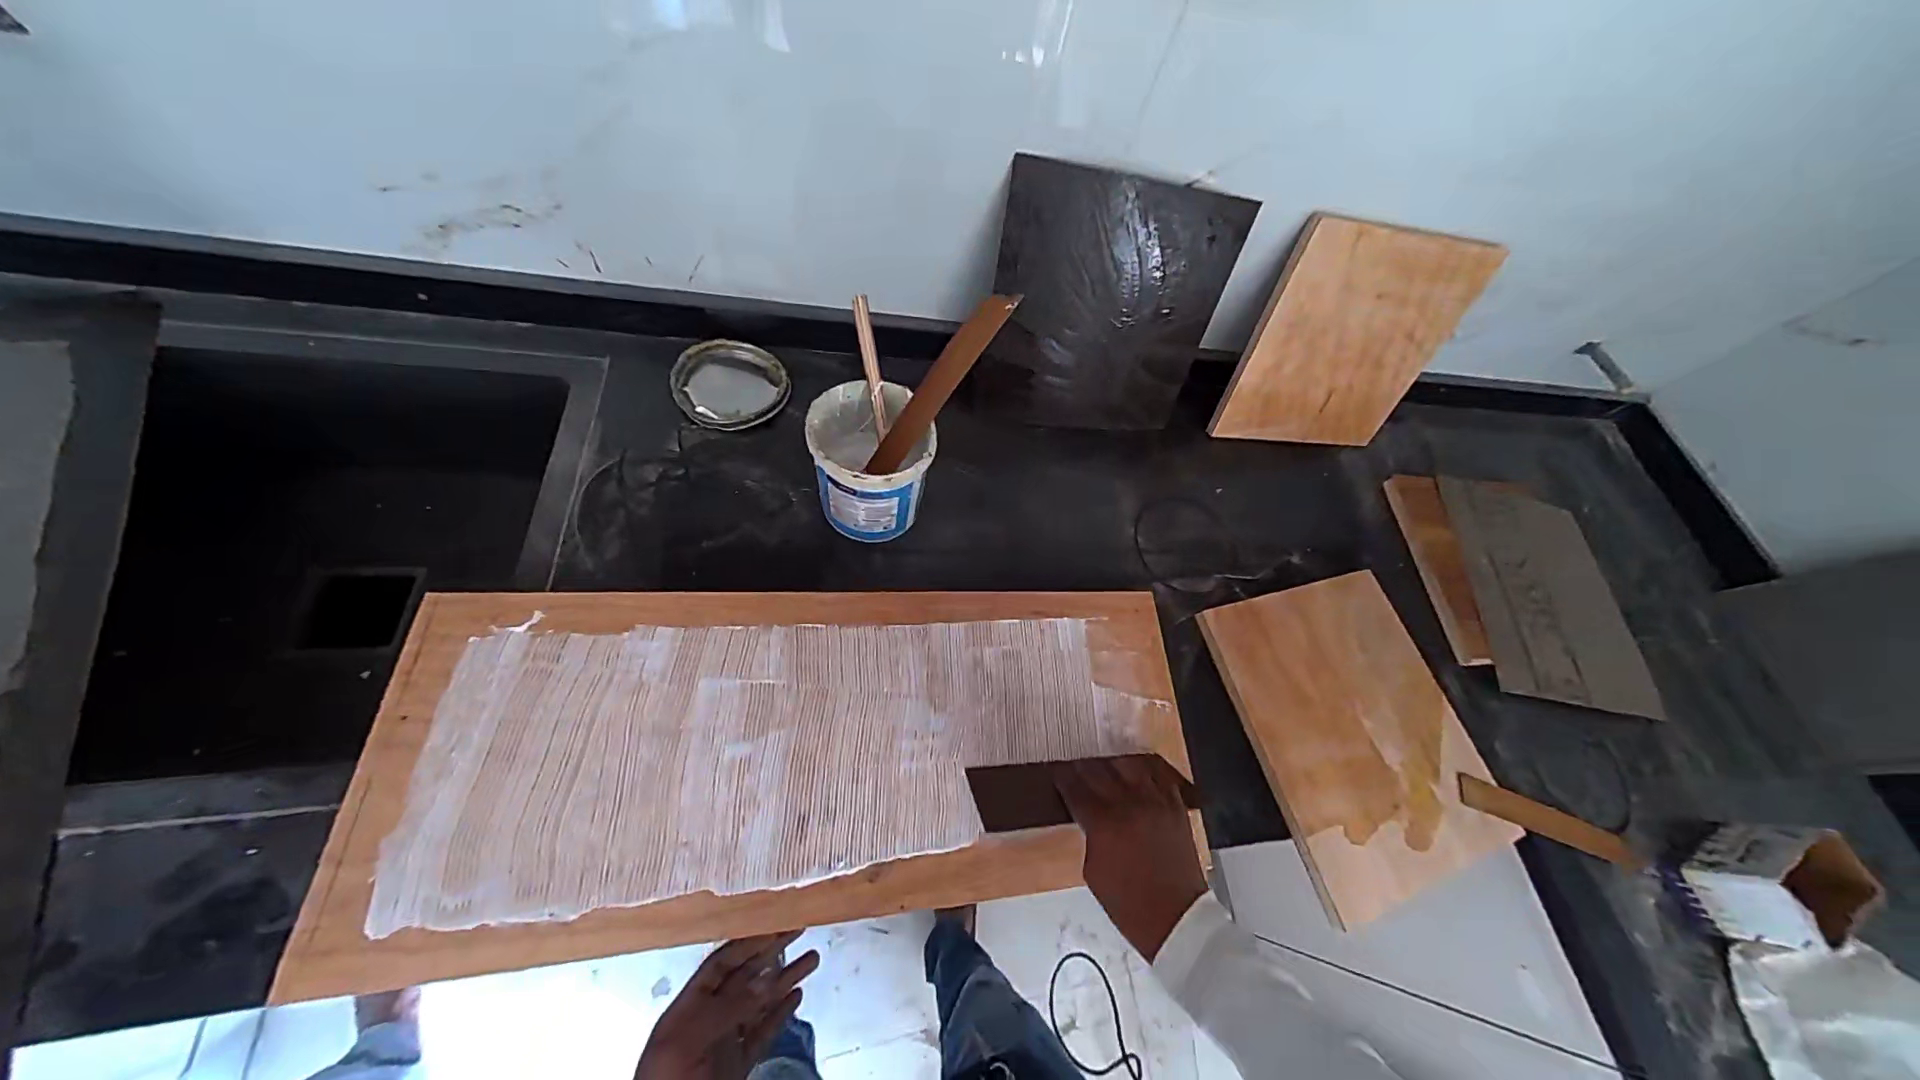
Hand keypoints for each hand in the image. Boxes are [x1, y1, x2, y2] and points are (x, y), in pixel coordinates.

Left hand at [634, 930, 820, 1079]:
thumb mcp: (690, 1042)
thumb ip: (727, 1009)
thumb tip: (766, 978)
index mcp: (687, 1009)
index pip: (720, 964)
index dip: (748, 943)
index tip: (776, 925)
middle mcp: (707, 1019)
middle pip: (744, 977)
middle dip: (772, 952)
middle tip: (800, 929)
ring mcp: (723, 1044)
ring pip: (759, 1004)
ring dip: (785, 979)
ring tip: (812, 958)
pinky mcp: (737, 1066)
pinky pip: (761, 1034)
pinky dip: (780, 1014)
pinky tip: (797, 997)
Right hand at [1056, 757, 1207, 960]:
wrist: (1176, 918)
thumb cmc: (1128, 903)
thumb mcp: (1092, 870)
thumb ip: (1089, 834)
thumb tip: (1087, 815)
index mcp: (1103, 824)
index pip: (1075, 789)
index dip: (1063, 778)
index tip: (1058, 771)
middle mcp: (1128, 805)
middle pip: (1099, 771)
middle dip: (1084, 767)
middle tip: (1076, 765)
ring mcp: (1155, 803)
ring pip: (1129, 765)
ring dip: (1112, 764)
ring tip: (1105, 766)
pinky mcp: (1175, 807)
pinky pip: (1158, 778)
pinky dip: (1144, 773)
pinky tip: (1136, 775)